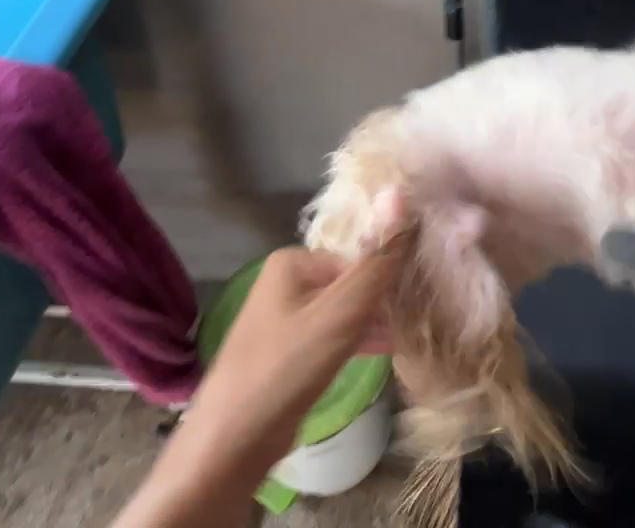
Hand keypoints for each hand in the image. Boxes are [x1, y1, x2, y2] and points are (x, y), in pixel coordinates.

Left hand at [116, 223, 408, 527]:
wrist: (231, 441)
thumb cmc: (287, 365)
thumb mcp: (341, 311)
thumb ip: (377, 262)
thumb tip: (401, 194)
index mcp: (291, 262)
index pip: (355, 259)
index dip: (381, 284)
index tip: (403, 310)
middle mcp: (282, 283)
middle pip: (347, 285)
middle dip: (376, 306)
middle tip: (403, 330)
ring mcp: (280, 320)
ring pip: (339, 313)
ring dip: (368, 326)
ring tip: (395, 345)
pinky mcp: (283, 355)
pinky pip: (327, 338)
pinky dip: (351, 344)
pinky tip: (375, 358)